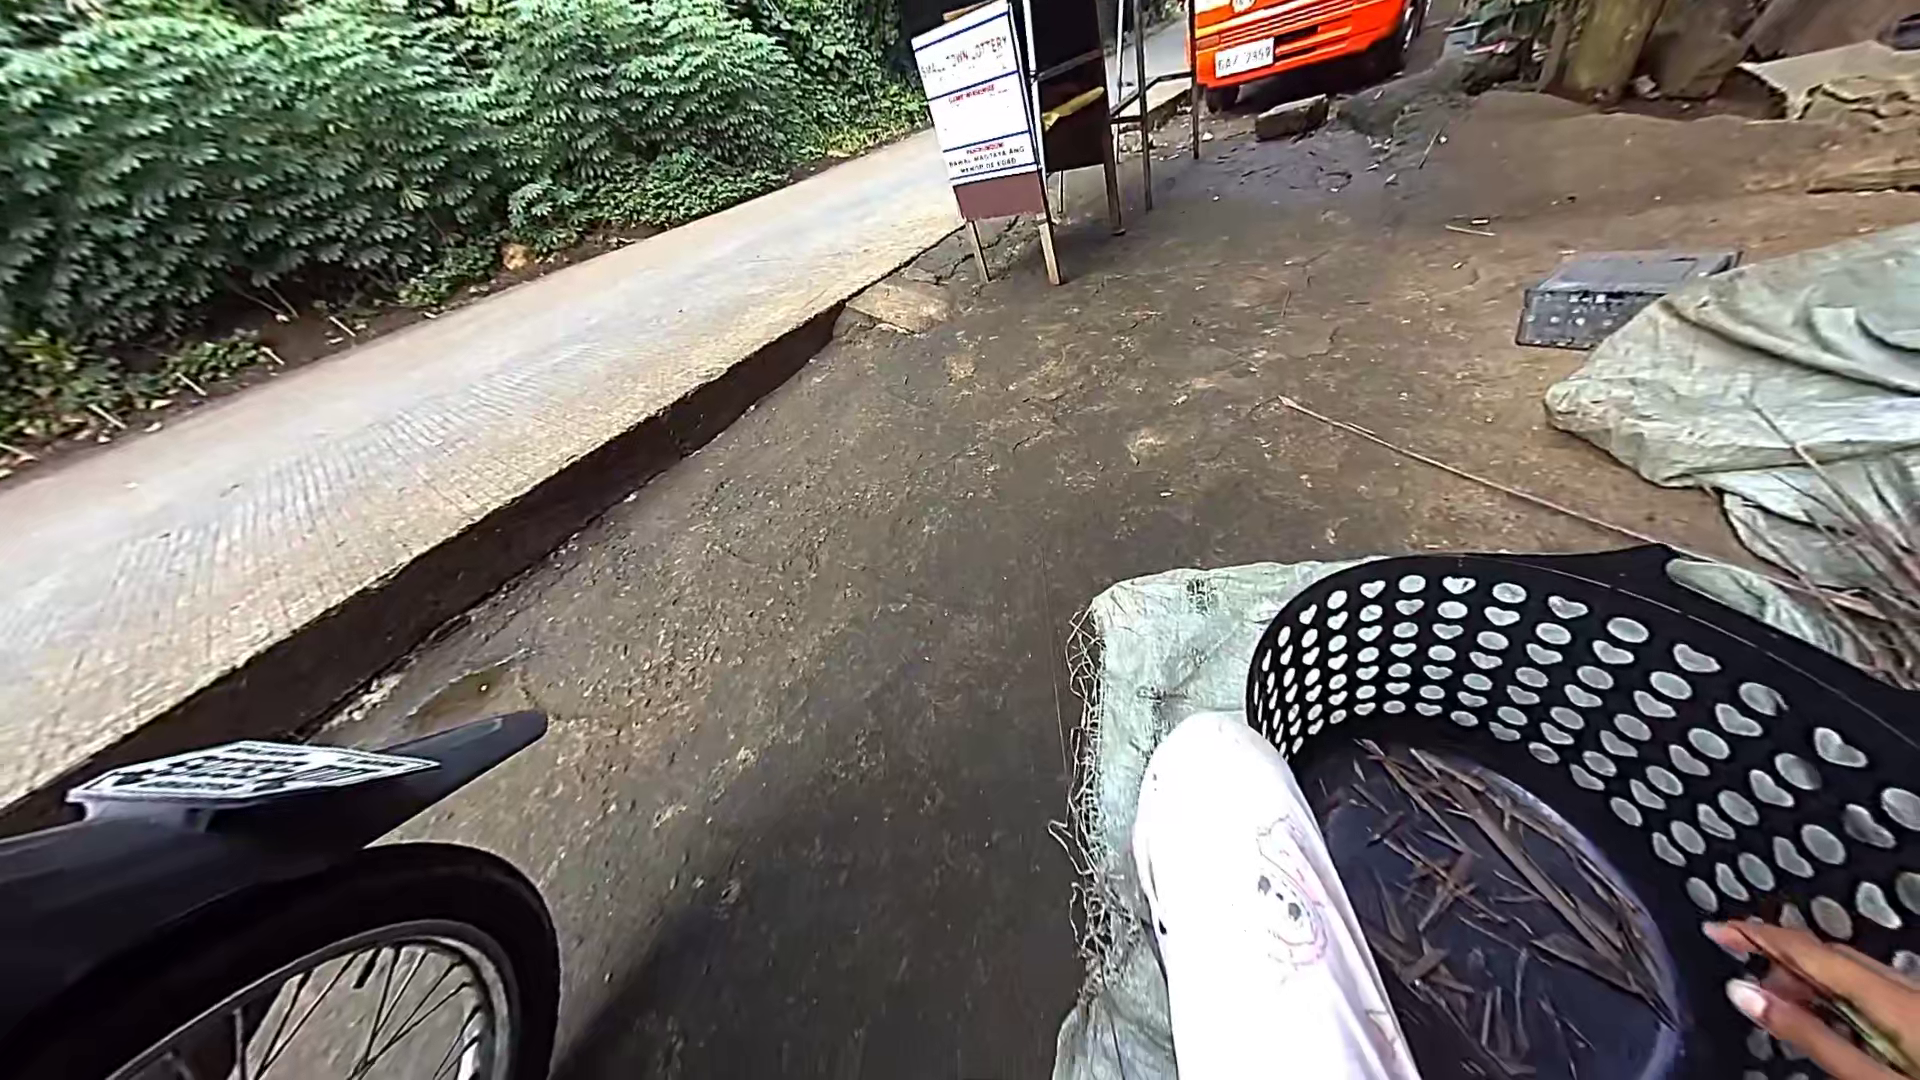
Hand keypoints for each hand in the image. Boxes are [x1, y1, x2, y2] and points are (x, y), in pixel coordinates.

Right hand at [1706, 920, 1919, 1079]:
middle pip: (1838, 956)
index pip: (1806, 949)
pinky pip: (1894, 994)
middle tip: (1756, 984)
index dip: (1754, 934)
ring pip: (1869, 974)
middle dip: (1788, 960)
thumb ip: (1809, 1036)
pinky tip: (1854, 1026)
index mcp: (1896, 1002)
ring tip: (1801, 1010)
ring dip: (1822, 980)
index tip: (1715, 931)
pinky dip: (1856, 997)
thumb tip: (1741, 991)